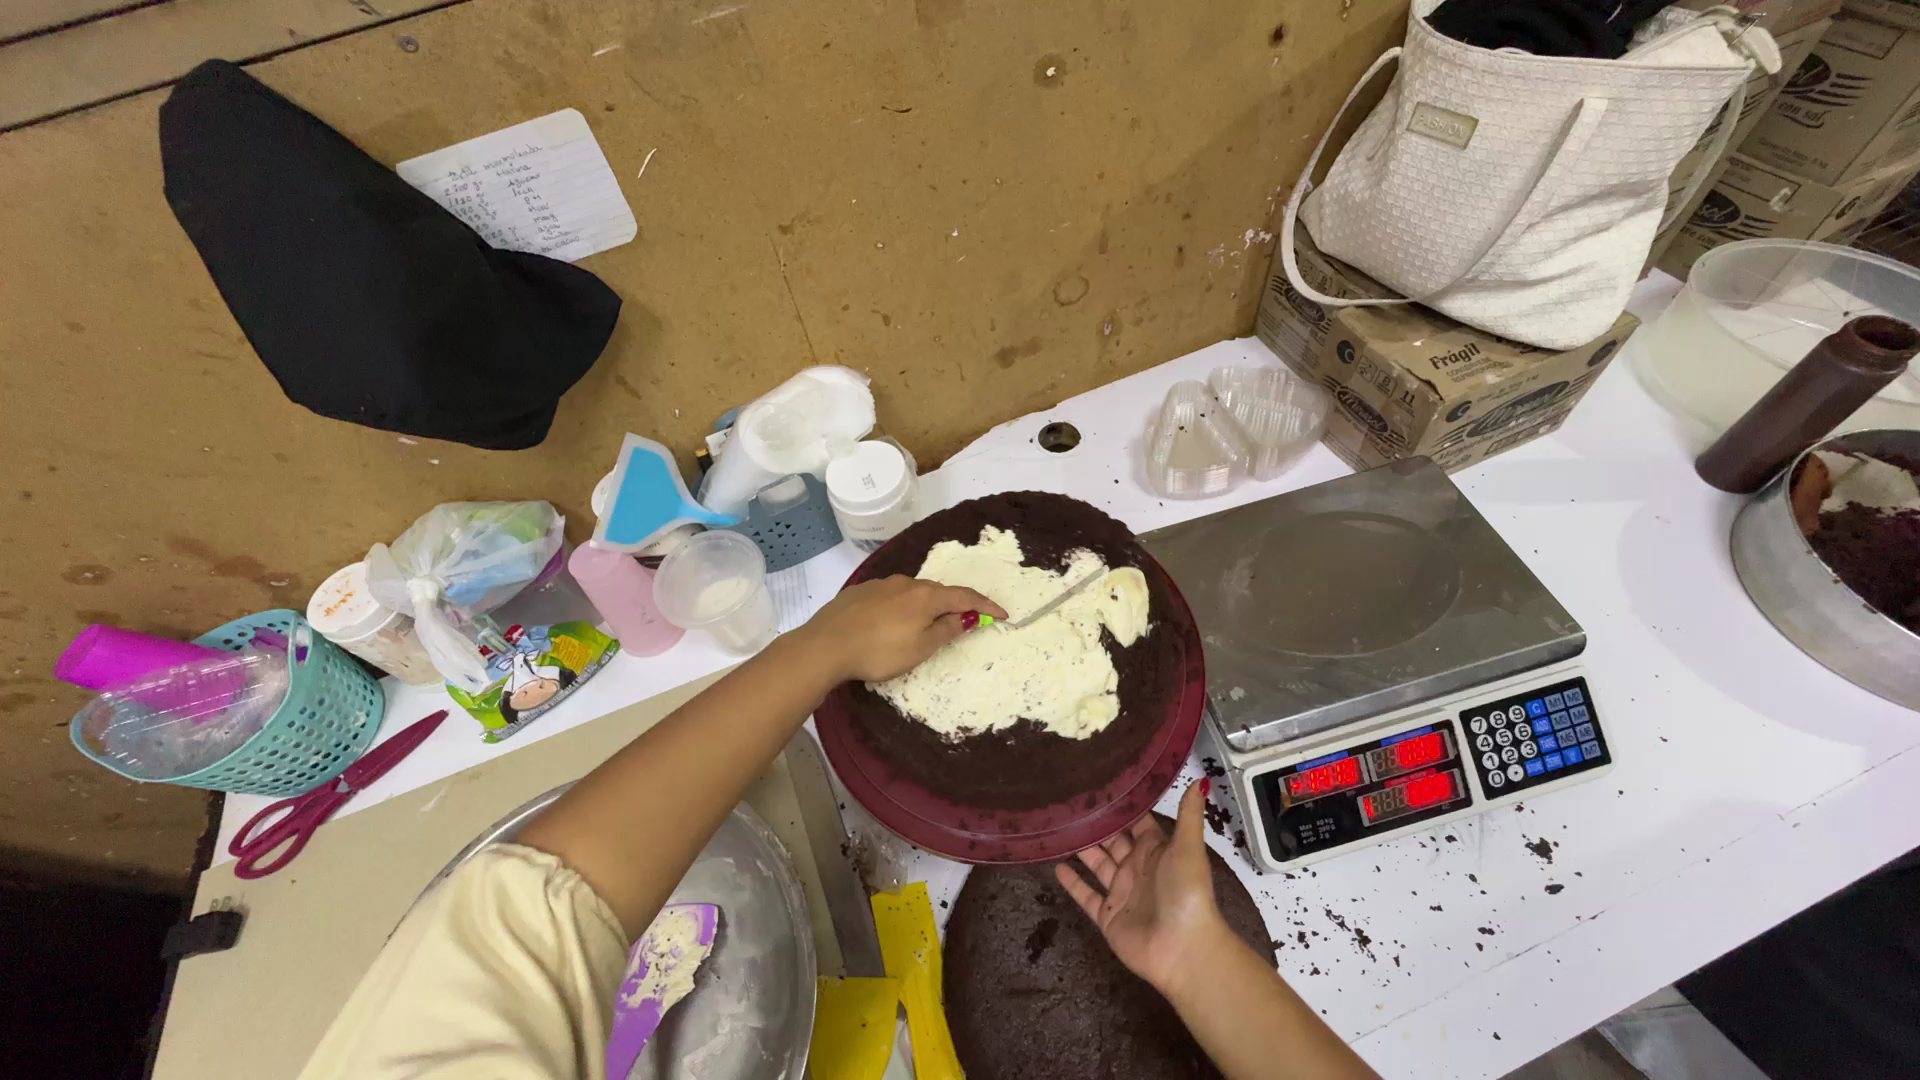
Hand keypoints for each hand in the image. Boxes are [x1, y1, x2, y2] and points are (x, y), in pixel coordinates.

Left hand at [796, 575, 1004, 683]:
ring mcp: (880, 585)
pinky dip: (903, 608)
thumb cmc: (879, 651)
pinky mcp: (860, 592)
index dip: (986, 605)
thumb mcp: (920, 648)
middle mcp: (906, 583)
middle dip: (955, 605)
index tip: (1003, 614)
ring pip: (913, 593)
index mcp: (925, 596)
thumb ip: (946, 630)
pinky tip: (893, 624)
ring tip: (926, 627)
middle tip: (966, 622)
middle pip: (939, 592)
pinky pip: (892, 596)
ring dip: (926, 607)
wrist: (825, 645)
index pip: (965, 596)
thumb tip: (967, 616)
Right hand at [1056, 779, 1225, 994]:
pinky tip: (1055, 865)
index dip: (1120, 806)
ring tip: (1058, 828)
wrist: (1183, 949)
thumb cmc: (1187, 893)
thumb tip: (1200, 780)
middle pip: (1111, 841)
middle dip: (1095, 824)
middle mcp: (1136, 868)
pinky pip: (1085, 896)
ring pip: (1096, 864)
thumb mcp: (1188, 848)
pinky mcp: (1107, 916)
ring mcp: (1120, 892)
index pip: (1135, 822)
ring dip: (1081, 848)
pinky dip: (1072, 883)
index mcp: (1155, 850)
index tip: (1099, 784)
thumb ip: (1189, 815)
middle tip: (1069, 803)